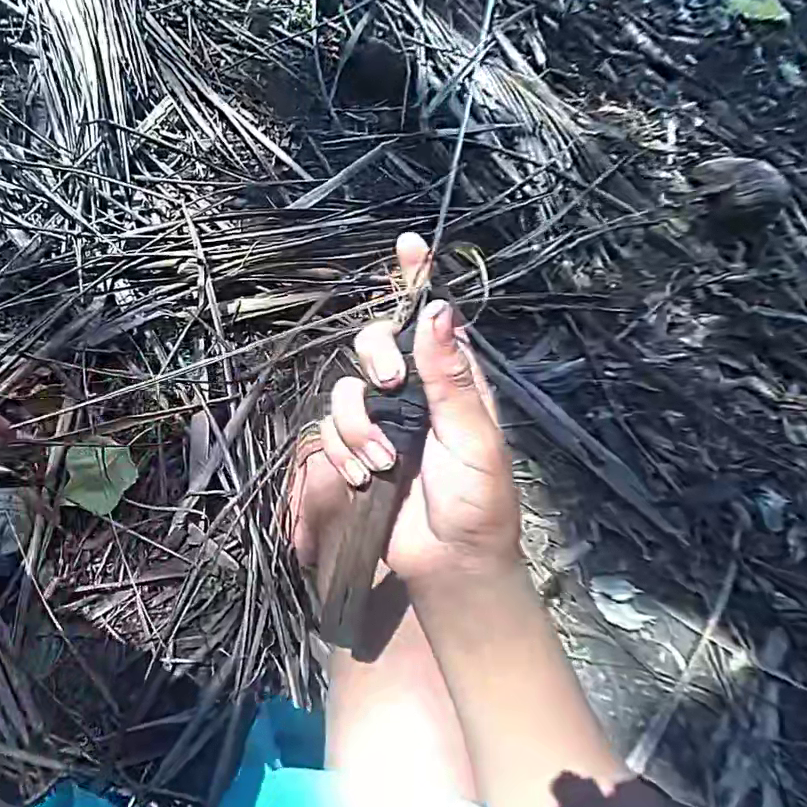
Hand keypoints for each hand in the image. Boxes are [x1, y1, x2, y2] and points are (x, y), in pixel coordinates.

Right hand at [300, 233, 520, 586]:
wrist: (447, 562)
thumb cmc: (478, 503)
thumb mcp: (473, 438)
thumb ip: (452, 379)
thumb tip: (440, 311)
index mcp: (448, 382)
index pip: (430, 321)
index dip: (417, 281)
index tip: (410, 245)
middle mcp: (410, 394)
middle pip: (371, 344)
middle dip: (374, 357)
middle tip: (388, 384)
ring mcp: (378, 422)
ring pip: (343, 391)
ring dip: (358, 426)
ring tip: (384, 463)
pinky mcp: (352, 450)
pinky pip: (327, 431)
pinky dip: (342, 451)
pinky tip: (365, 477)